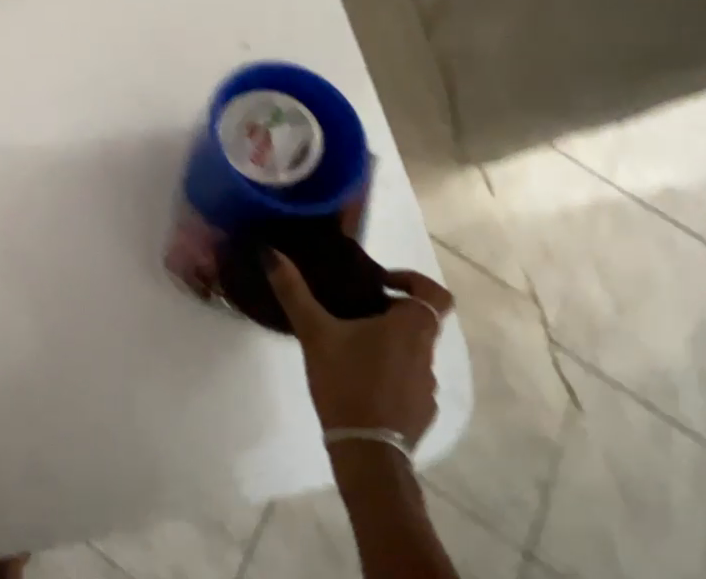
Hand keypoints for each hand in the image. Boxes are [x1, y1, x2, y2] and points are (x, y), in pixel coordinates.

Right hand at [266, 252, 452, 446]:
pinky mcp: (421, 411)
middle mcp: (427, 353)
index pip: (435, 293)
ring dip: (388, 345)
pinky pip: (409, 382)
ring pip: (413, 352)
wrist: (367, 452)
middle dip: (389, 313)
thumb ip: (293, 292)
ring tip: (351, 350)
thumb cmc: (346, 383)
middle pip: (420, 321)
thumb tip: (270, 252)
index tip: (381, 284)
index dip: (414, 281)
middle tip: (353, 313)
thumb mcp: (314, 334)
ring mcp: (428, 386)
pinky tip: (360, 384)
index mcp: (410, 328)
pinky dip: (390, 376)